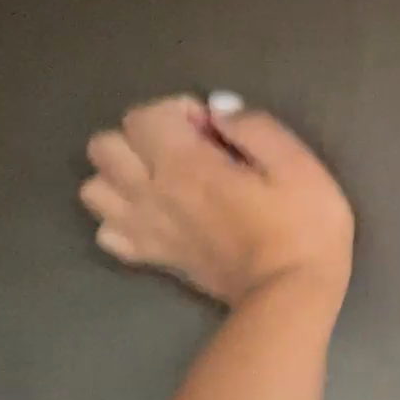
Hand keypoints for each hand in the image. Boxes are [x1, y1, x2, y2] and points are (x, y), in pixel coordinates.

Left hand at [78, 95, 354, 308]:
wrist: (291, 289)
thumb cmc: (304, 223)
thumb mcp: (300, 164)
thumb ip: (257, 129)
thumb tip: (222, 111)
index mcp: (186, 167)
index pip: (145, 116)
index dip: (182, 110)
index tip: (221, 129)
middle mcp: (148, 193)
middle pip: (105, 145)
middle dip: (146, 136)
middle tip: (196, 149)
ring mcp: (141, 228)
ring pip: (95, 185)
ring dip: (127, 172)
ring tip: (174, 178)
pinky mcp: (147, 255)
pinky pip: (105, 226)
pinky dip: (124, 212)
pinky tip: (162, 213)